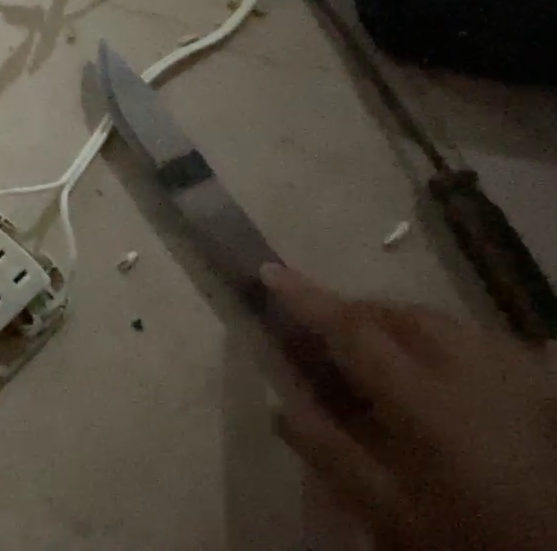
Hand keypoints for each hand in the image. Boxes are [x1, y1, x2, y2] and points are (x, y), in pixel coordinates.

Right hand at [263, 265, 556, 550]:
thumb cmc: (465, 531)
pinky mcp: (546, 396)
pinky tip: (443, 362)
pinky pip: (491, 345)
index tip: (267, 272)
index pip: (353, 330)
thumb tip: (278, 404)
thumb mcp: (386, 506)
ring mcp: (518, 383)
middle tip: (322, 333)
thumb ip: (327, 450)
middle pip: (401, 317)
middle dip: (353, 312)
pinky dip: (451, 341)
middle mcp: (472, 376)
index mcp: (424, 401)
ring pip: (446, 324)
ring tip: (378, 346)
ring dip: (399, 323)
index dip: (305, 298)